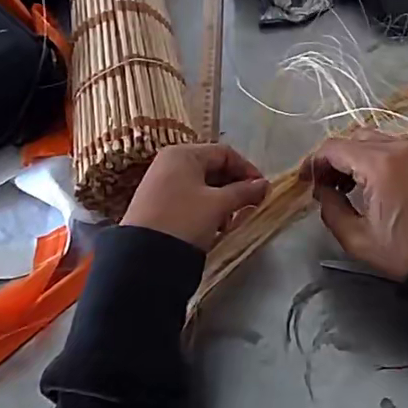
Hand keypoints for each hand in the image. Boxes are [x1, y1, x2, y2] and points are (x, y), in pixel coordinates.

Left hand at [120, 143, 268, 251]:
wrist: (143, 254)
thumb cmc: (184, 220)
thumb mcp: (218, 205)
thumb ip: (243, 192)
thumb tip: (264, 185)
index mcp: (183, 154)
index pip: (224, 152)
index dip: (247, 169)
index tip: (263, 190)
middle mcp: (169, 162)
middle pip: (212, 167)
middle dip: (234, 187)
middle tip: (249, 206)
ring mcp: (160, 181)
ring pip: (201, 184)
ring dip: (221, 200)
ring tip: (229, 221)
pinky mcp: (156, 201)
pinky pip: (188, 197)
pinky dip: (205, 207)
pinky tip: (213, 226)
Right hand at [307, 130, 407, 281]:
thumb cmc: (405, 250)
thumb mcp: (356, 237)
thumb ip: (330, 207)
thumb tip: (322, 189)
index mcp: (379, 165)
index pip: (333, 148)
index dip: (313, 162)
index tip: (306, 180)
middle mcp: (397, 147)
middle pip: (350, 138)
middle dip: (331, 158)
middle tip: (324, 184)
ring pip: (368, 138)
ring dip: (351, 155)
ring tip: (345, 183)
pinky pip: (386, 144)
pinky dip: (370, 155)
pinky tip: (367, 179)